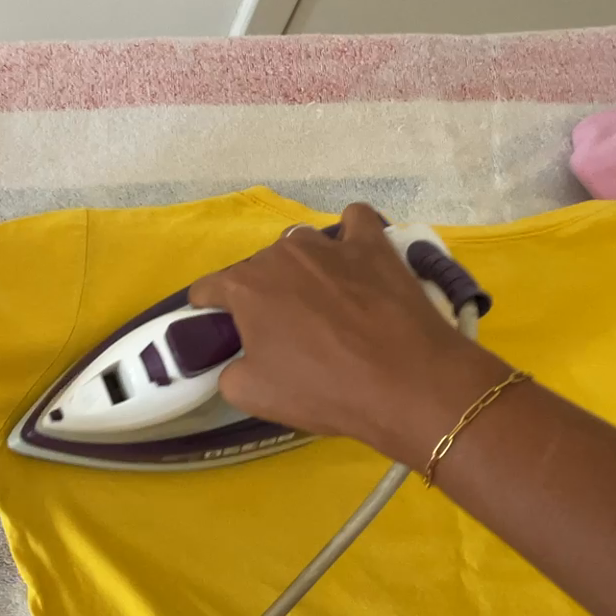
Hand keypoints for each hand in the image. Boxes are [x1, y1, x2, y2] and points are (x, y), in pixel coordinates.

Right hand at [188, 203, 509, 466]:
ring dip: (298, 267)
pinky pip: (355, 220)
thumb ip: (228, 369)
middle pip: (255, 268)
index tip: (220, 329)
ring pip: (298, 244)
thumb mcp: (250, 394)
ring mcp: (330, 244)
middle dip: (258, 293)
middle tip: (279, 331)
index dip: (208, 310)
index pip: (207, 288)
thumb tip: (236, 360)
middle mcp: (281, 255)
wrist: (408, 385)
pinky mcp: (374, 245)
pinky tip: (353, 257)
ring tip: (318, 298)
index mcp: (245, 287)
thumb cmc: (323, 390)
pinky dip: (349, 234)